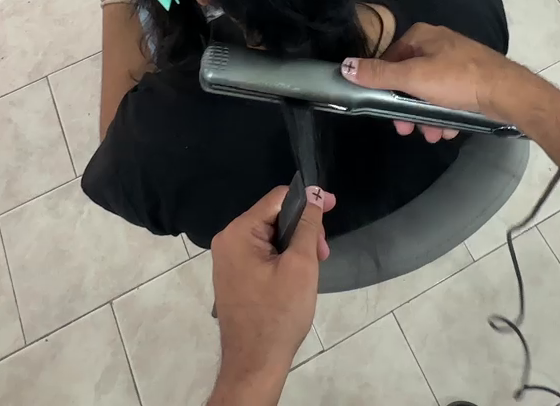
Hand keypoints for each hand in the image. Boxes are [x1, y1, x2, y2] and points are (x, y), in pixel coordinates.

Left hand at [207, 185, 335, 404]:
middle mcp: (228, 240)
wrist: (254, 366)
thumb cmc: (279, 314)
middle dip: (302, 229)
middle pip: (273, 217)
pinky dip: (282, 258)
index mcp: (238, 232)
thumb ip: (308, 225)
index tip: (331, 205)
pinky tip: (298, 274)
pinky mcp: (234, 276)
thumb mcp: (301, 265)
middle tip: (323, 252)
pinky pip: (261, 253)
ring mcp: (228, 259)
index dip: (307, 199)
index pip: (277, 199)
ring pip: (269, 236)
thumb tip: (314, 193)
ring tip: (315, 265)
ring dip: (295, 245)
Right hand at [341, 22, 530, 140]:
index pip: (390, 58)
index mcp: (421, 35)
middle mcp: (438, 43)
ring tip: (432, 135)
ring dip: (426, 116)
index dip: (384, 85)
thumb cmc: (456, 80)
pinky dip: (445, 114)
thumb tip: (344, 67)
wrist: (507, 93)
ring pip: (430, 91)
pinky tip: (449, 130)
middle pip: (410, 77)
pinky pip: (449, 97)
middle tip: (408, 129)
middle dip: (407, 107)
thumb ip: (378, 74)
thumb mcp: (412, 78)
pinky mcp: (472, 78)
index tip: (385, 110)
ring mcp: (457, 60)